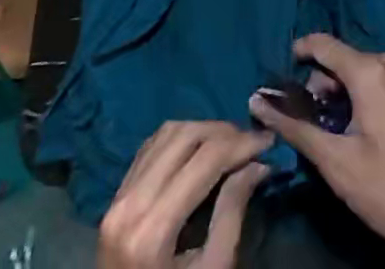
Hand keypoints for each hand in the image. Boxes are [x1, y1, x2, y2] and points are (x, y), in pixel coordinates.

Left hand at [97, 121, 271, 268]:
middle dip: (226, 132)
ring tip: (231, 144)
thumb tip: (258, 163)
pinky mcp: (114, 197)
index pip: (206, 158)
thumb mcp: (214, 268)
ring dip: (204, 130)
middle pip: (185, 136)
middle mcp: (129, 205)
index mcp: (152, 230)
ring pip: (167, 133)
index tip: (269, 141)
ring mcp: (116, 199)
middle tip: (253, 143)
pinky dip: (181, 139)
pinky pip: (151, 147)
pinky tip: (201, 150)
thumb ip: (232, 212)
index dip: (242, 143)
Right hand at [248, 34, 384, 268]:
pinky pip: (369, 88)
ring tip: (314, 134)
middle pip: (337, 61)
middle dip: (311, 85)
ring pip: (353, 76)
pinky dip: (349, 103)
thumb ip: (296, 128)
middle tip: (292, 121)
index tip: (271, 79)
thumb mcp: (336, 161)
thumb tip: (258, 101)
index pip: (322, 44)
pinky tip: (341, 135)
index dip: (294, 53)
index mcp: (369, 71)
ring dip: (330, 98)